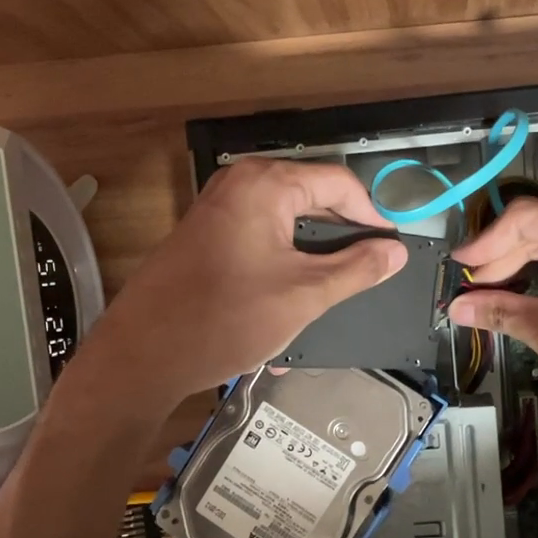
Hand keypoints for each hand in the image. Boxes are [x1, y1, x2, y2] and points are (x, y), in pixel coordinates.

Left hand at [71, 158, 406, 408]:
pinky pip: (262, 233)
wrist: (143, 355)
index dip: (372, 214)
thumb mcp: (303, 295)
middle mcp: (240, 184)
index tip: (393, 246)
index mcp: (265, 184)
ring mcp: (219, 207)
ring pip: (287, 218)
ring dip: (315, 249)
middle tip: (371, 267)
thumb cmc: (223, 320)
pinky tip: (298, 290)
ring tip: (339, 283)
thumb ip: (357, 269)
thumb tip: (394, 252)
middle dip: (344, 231)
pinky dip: (286, 257)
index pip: (339, 182)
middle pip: (312, 195)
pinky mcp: (208, 233)